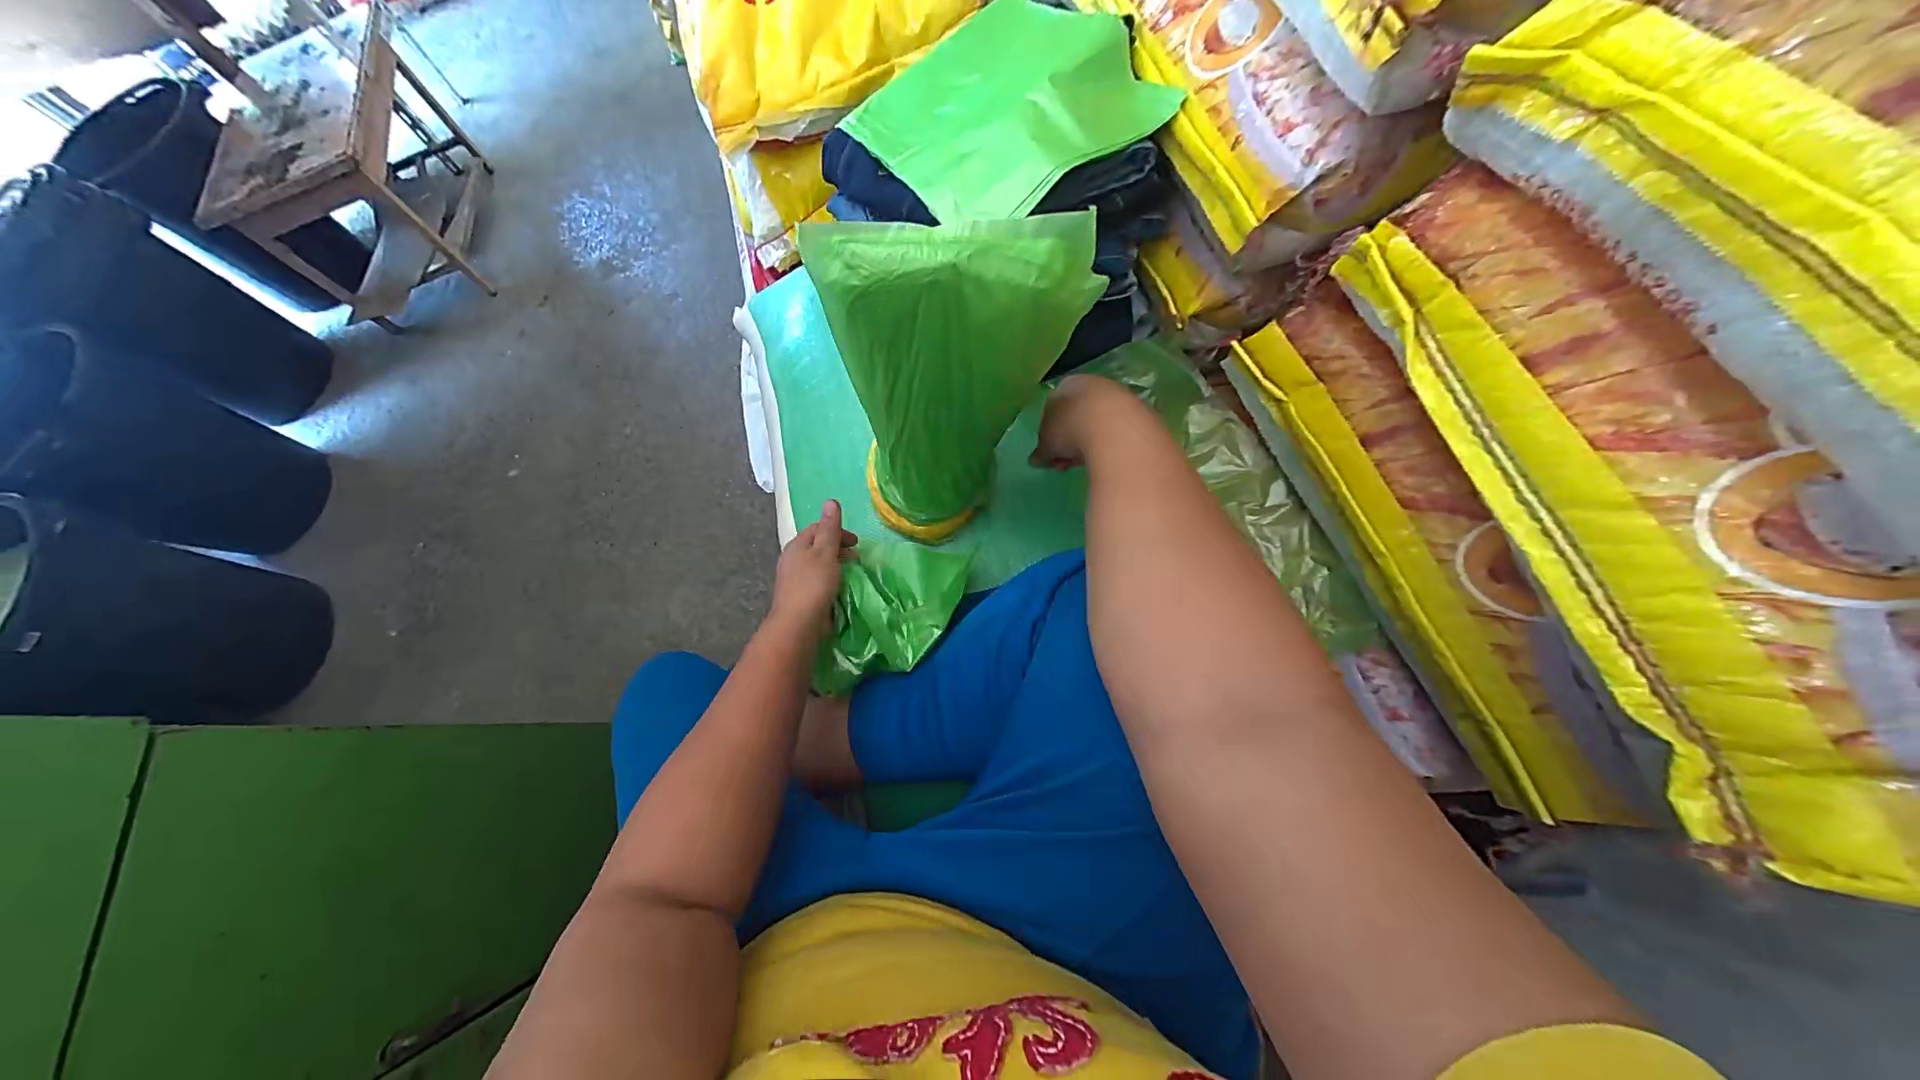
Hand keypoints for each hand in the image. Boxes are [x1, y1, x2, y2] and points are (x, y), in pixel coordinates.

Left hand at [768, 499, 856, 632]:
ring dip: (835, 565)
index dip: (838, 530)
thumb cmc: (813, 584)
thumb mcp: (825, 552)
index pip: (817, 528)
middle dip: (837, 548)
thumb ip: (830, 528)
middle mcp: (792, 560)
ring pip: (817, 565)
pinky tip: (839, 589)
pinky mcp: (799, 597)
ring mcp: (794, 579)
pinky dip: (830, 580)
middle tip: (856, 558)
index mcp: (797, 545)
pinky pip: (817, 581)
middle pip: (816, 546)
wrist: (797, 624)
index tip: (856, 542)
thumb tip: (830, 500)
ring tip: (850, 573)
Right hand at [1030, 373, 1140, 471]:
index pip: (1054, 405)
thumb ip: (1041, 450)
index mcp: (1069, 383)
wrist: (1118, 430)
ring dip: (1089, 446)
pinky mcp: (1141, 416)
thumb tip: (1037, 459)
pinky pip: (1118, 434)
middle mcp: (1096, 385)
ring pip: (1100, 425)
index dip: (1049, 430)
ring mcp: (1122, 398)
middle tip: (1064, 462)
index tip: (1049, 450)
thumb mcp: (1047, 443)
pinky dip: (1110, 448)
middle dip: (1069, 441)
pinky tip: (1106, 463)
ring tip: (1084, 466)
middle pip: (1078, 415)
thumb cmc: (1072, 429)